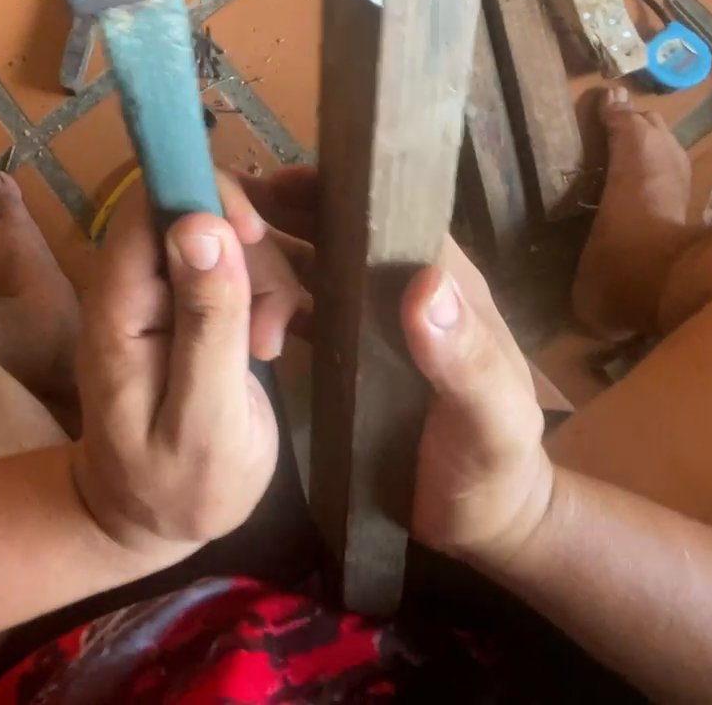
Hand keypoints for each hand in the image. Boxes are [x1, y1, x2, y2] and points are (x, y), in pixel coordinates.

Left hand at [69, 173, 301, 558]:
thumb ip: (206, 323)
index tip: (256, 237)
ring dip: (263, 278)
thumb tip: (202, 223)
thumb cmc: (176, 486)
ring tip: (269, 347)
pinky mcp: (189, 304)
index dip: (205, 196)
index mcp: (118, 305)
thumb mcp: (204, 417)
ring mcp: (161, 292)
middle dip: (249, 252)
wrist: (151, 518)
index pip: (148, 203)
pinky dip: (264, 292)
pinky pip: (233, 265)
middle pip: (195, 211)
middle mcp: (134, 284)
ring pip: (223, 235)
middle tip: (271, 324)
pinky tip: (268, 343)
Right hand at [241, 166, 553, 566]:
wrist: (477, 523)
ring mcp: (369, 317)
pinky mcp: (344, 348)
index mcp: (443, 282)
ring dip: (270, 258)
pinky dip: (269, 301)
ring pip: (312, 266)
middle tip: (227, 218)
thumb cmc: (492, 468)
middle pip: (338, 231)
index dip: (333, 193)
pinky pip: (301, 308)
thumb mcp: (490, 418)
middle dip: (285, 217)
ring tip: (219, 261)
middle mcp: (400, 285)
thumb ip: (464, 356)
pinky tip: (233, 308)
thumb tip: (424, 283)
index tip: (274, 187)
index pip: (386, 215)